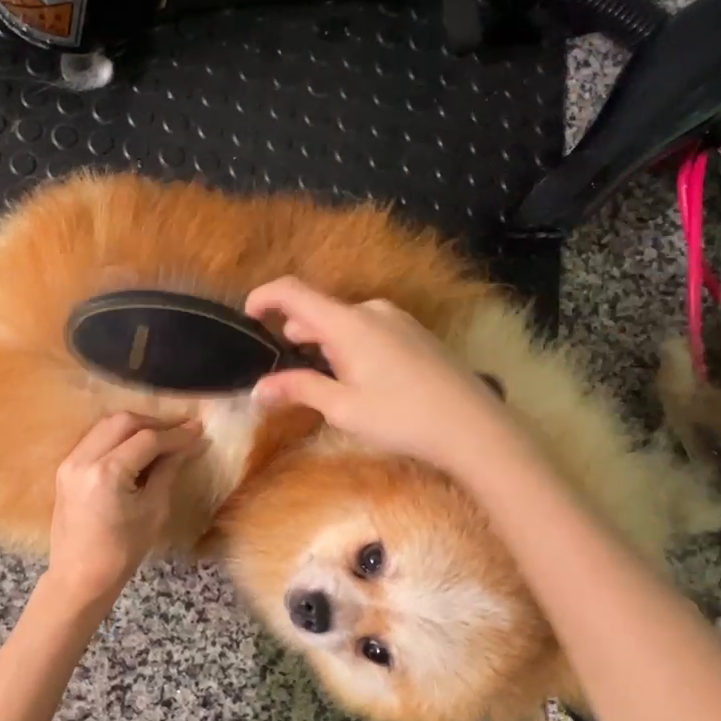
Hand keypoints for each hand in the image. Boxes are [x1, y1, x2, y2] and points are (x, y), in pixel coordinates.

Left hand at [45, 412, 203, 608]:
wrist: (79, 576)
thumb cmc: (122, 552)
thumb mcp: (153, 511)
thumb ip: (168, 471)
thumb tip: (190, 445)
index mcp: (107, 473)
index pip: (147, 440)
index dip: (175, 433)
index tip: (198, 430)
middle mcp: (83, 460)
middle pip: (123, 422)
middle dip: (154, 423)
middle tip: (180, 431)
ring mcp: (69, 462)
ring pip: (105, 425)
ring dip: (134, 426)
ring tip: (160, 437)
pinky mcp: (64, 469)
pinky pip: (93, 439)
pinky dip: (116, 436)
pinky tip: (135, 447)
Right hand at [245, 276, 514, 469]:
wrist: (474, 427)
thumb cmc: (401, 418)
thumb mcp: (342, 408)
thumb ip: (298, 389)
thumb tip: (258, 388)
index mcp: (347, 323)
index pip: (293, 292)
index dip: (263, 298)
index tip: (246, 317)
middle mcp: (371, 310)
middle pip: (318, 310)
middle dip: (295, 335)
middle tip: (287, 375)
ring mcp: (397, 319)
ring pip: (343, 322)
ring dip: (324, 344)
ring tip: (326, 383)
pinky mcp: (415, 332)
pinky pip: (367, 329)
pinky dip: (350, 345)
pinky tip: (360, 381)